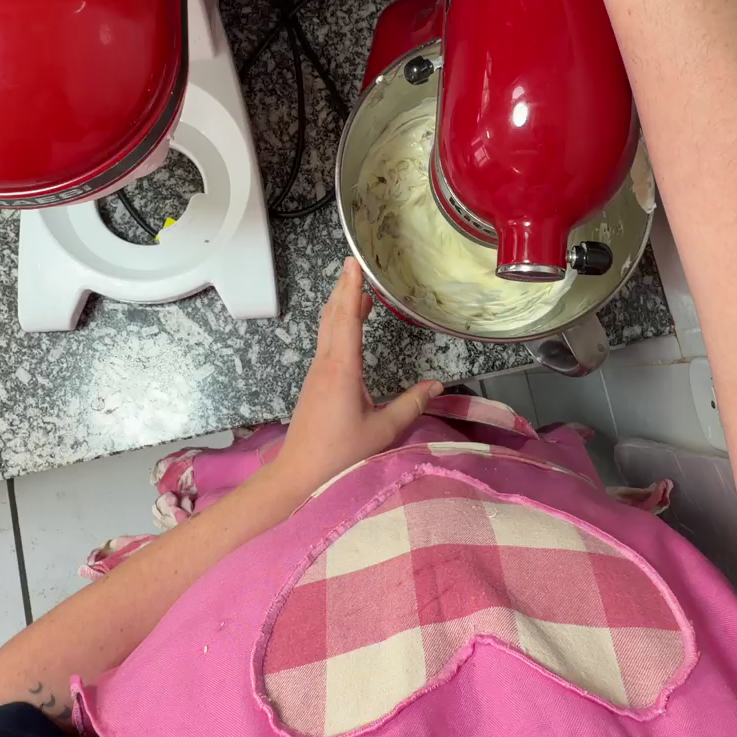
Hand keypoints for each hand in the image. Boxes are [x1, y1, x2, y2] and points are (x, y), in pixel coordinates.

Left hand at [274, 257, 442, 491]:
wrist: (299, 474)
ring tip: (358, 287)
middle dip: (344, 287)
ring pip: (327, 328)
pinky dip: (338, 323)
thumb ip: (411, 405)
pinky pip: (327, 341)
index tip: (354, 263)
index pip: (346, 319)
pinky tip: (350, 324)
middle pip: (333, 316)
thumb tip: (437, 385)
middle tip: (354, 262)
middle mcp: (326, 364)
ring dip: (341, 304)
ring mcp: (317, 372)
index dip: (352, 288)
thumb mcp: (382, 431)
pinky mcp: (316, 381)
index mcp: (342, 370)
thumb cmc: (340, 455)